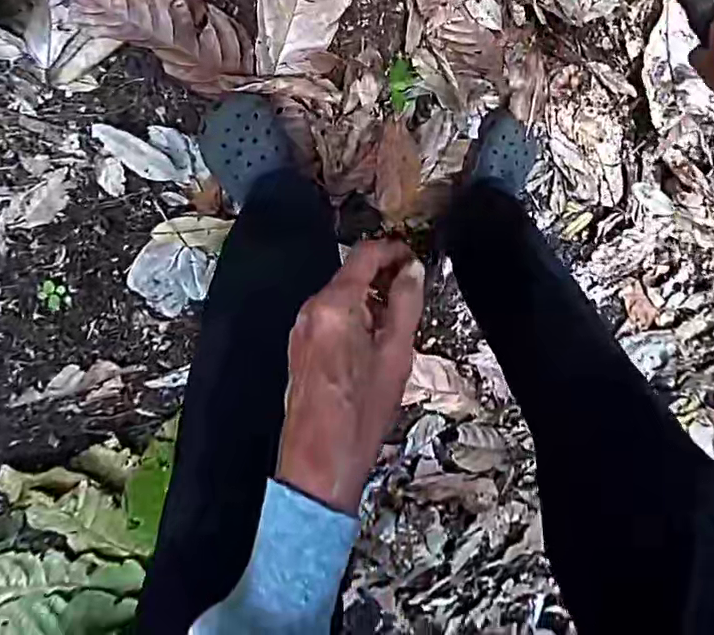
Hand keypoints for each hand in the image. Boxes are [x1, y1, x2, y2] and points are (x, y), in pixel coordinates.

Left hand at [277, 239, 424, 513]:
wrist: (319, 464)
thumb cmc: (360, 415)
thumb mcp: (396, 354)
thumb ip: (405, 303)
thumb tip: (412, 270)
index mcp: (334, 306)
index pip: (365, 254)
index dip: (393, 250)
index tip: (413, 258)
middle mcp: (312, 310)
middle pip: (351, 272)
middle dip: (383, 275)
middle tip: (411, 290)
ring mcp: (302, 327)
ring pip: (341, 294)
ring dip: (370, 296)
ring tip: (396, 321)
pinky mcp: (300, 344)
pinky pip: (330, 315)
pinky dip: (354, 314)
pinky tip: (372, 339)